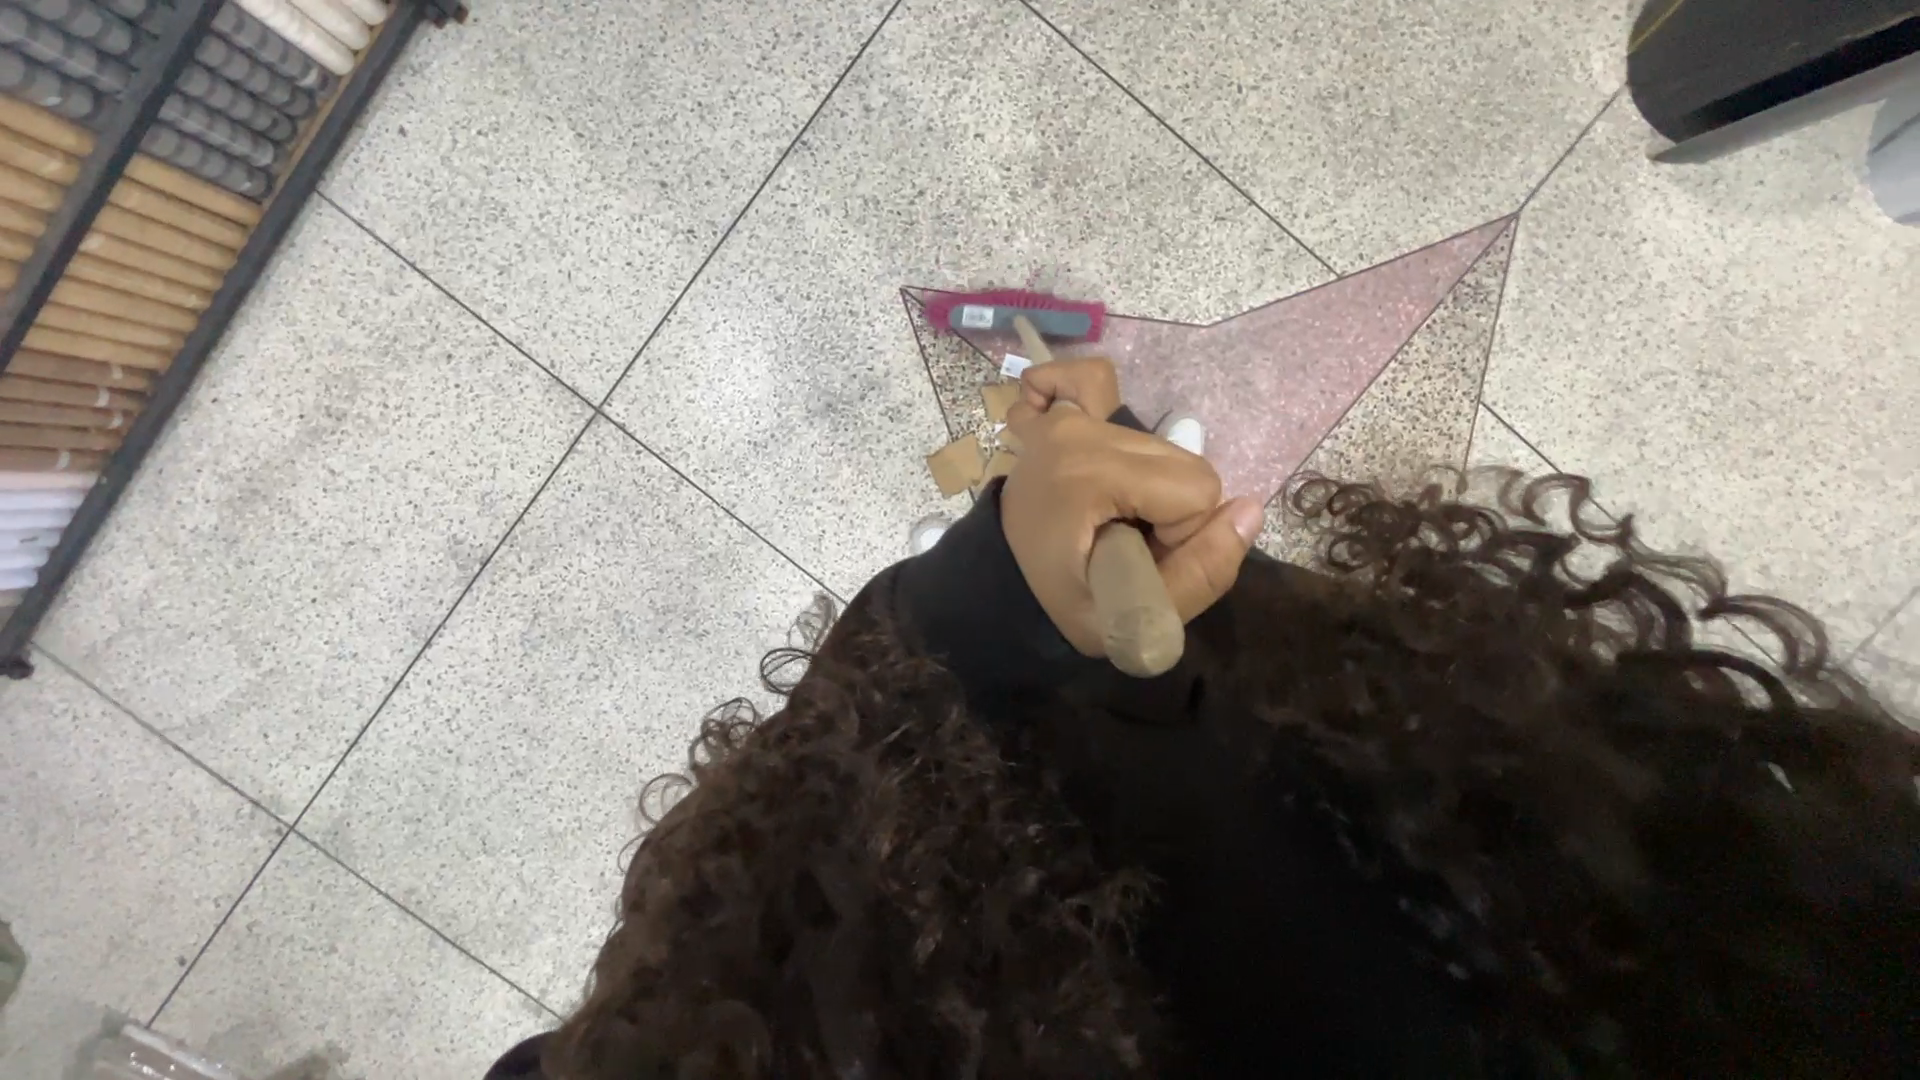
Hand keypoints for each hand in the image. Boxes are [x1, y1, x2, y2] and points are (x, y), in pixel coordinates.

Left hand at [1001, 357, 1264, 658]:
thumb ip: (1200, 574)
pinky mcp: (1061, 418)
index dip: (1183, 540)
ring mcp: (1067, 418)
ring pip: (1164, 448)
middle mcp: (1079, 430)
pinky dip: (1106, 407)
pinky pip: (1093, 381)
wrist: (999, 586)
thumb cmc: (1058, 607)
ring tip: (1109, 522)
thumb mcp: (1132, 620)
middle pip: (1186, 464)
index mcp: (1092, 473)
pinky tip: (1100, 455)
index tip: (1139, 562)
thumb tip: (1251, 509)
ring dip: (1152, 490)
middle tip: (1124, 545)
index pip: (1198, 490)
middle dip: (1172, 515)